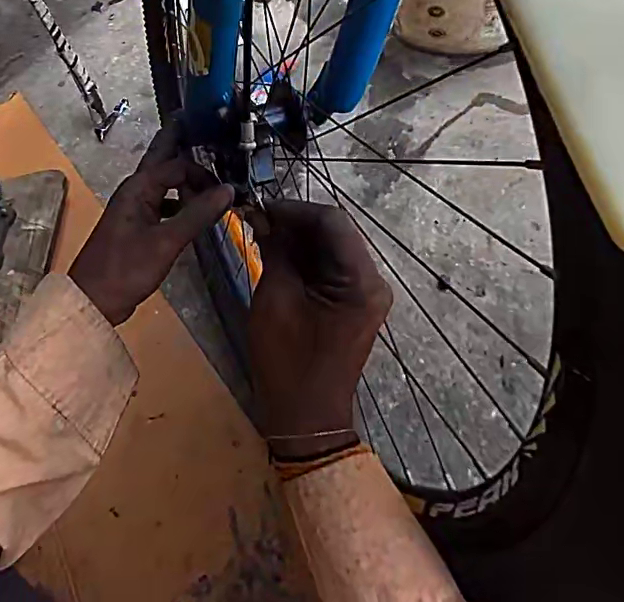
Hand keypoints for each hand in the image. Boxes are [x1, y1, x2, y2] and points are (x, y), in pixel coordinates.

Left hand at [69, 125, 234, 324]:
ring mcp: (134, 208)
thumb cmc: (126, 267)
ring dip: (182, 176)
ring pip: (162, 183)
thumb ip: (197, 214)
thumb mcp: (166, 241)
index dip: (202, 172)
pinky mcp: (137, 225)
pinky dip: (178, 201)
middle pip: (160, 160)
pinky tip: (192, 209)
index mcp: (138, 188)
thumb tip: (227, 190)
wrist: (94, 298)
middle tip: (190, 121)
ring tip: (206, 170)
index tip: (227, 186)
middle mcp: (135, 191)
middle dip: (175, 142)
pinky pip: (162, 202)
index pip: (176, 166)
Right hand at [243, 199, 392, 457]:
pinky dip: (299, 253)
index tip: (258, 208)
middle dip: (292, 220)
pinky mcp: (348, 300)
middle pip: (333, 230)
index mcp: (360, 282)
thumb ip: (274, 249)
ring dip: (294, 235)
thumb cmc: (288, 360)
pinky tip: (271, 250)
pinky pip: (325, 263)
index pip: (333, 221)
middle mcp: (370, 281)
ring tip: (257, 231)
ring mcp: (361, 291)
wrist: (304, 415)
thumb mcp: (275, 298)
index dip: (293, 208)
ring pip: (327, 244)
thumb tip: (260, 213)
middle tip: (252, 218)